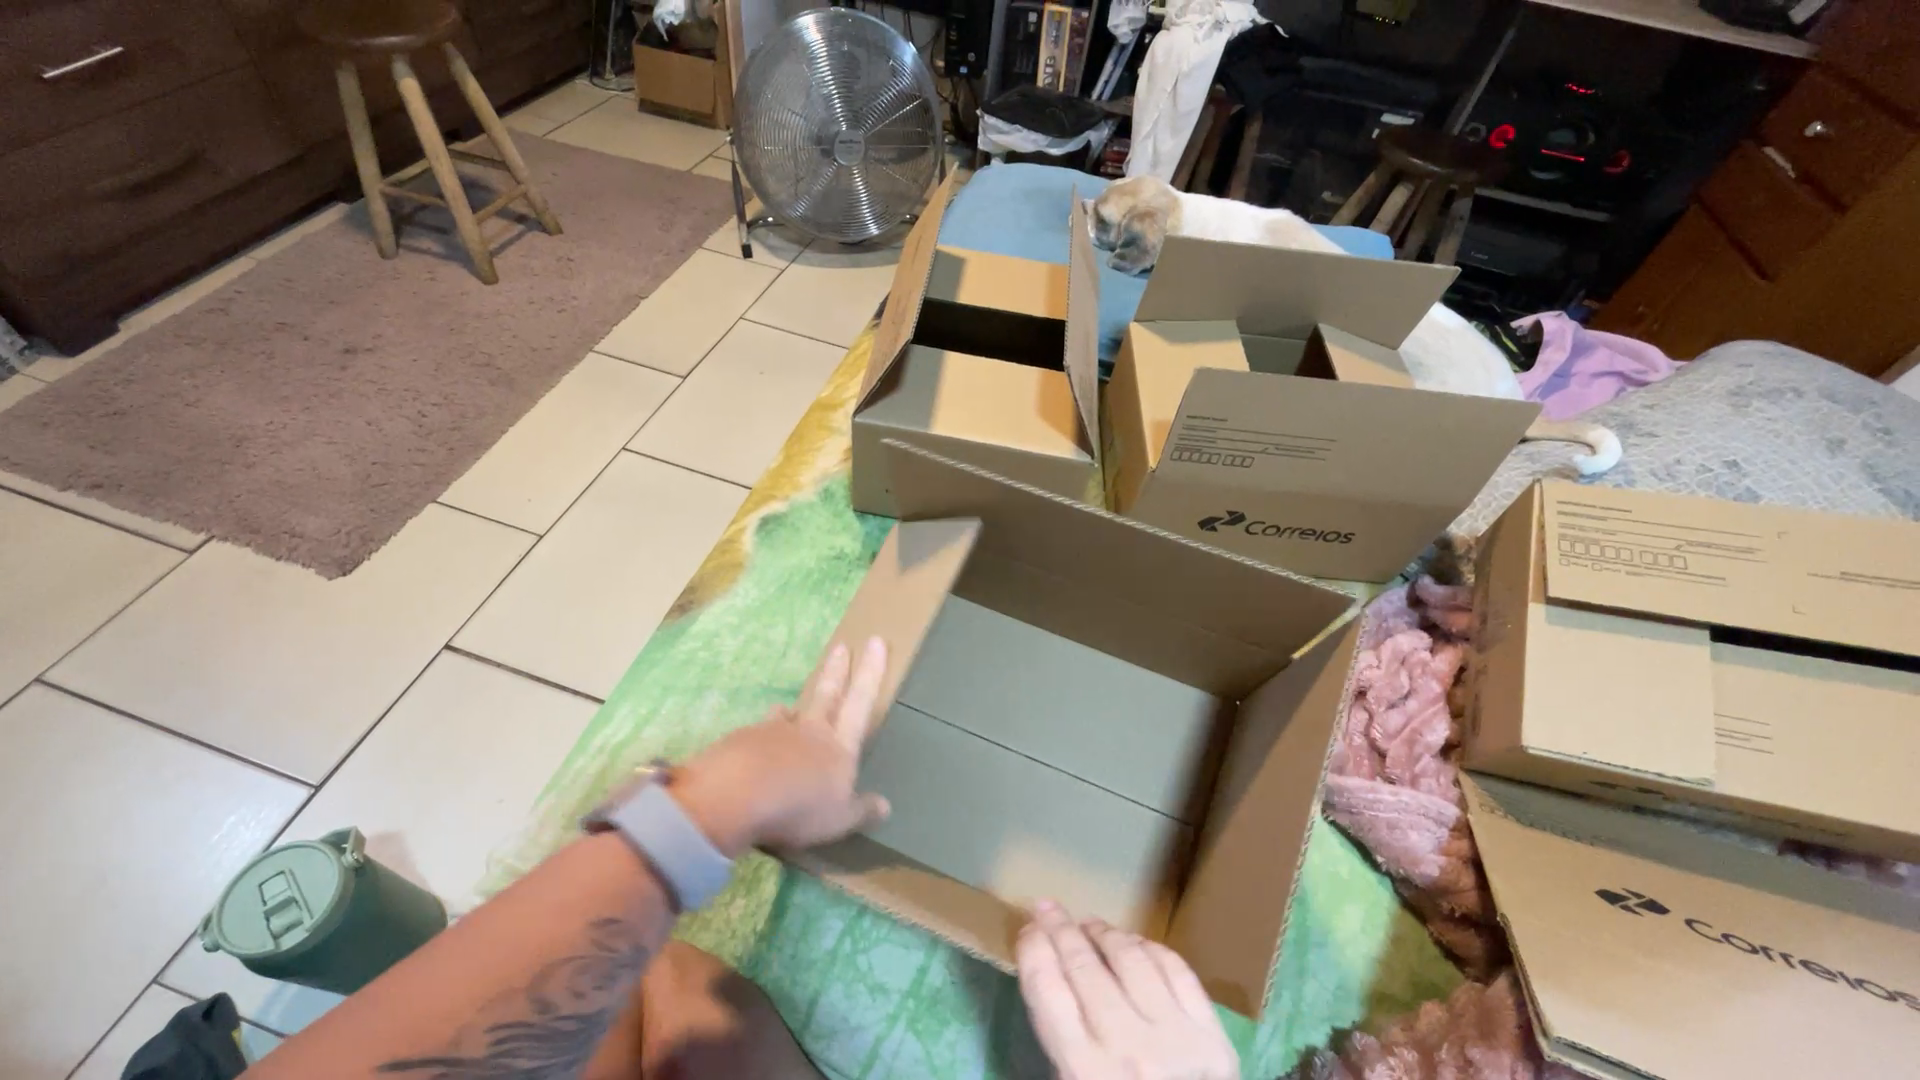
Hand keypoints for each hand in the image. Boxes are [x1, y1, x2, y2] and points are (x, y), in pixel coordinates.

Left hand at [673, 637, 891, 856]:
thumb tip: (886, 806)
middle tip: (841, 647)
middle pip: (826, 694)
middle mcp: (808, 730)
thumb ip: (861, 810)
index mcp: (838, 746)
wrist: (735, 796)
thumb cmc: (798, 808)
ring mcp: (772, 731)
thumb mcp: (838, 819)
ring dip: (791, 709)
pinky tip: (754, 750)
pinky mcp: (741, 741)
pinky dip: (760, 739)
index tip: (874, 641)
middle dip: (836, 671)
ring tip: (787, 708)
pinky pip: (757, 735)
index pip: (861, 703)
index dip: (871, 672)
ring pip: (786, 714)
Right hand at [1016, 900, 1237, 1079]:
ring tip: (1089, 923)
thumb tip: (1048, 979)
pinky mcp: (1212, 1036)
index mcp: (1084, 1073)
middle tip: (1047, 907)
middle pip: (1083, 966)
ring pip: (1130, 959)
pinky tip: (1135, 943)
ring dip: (1104, 933)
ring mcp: (1173, 1038)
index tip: (1026, 930)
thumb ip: (1063, 1046)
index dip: (1033, 951)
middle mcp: (1125, 1048)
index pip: (1047, 989)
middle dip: (1059, 929)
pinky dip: (1150, 949)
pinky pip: (1175, 971)